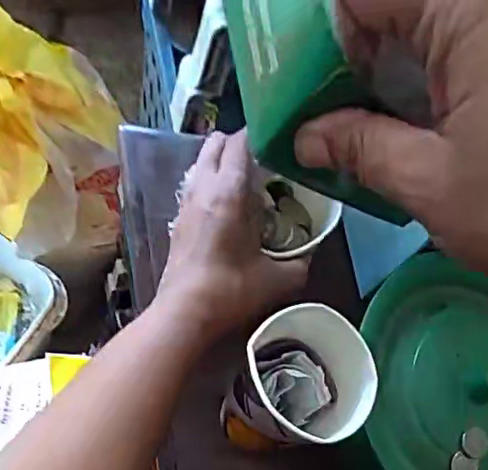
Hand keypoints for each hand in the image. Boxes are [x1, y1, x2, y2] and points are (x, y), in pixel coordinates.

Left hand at [157, 131, 309, 341]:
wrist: (184, 316)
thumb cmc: (230, 293)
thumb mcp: (277, 280)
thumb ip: (300, 262)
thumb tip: (310, 254)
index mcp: (228, 189)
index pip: (243, 139)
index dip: (263, 136)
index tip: (281, 149)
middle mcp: (202, 186)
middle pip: (217, 142)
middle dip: (240, 146)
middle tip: (264, 168)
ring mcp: (185, 203)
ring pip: (202, 163)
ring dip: (222, 166)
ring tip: (246, 190)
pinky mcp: (177, 223)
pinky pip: (195, 188)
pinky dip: (210, 188)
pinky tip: (226, 214)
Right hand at [294, 0, 487, 294]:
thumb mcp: (428, 182)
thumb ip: (361, 146)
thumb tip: (306, 138)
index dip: (331, 39)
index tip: (318, 98)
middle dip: (367, 48)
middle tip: (345, 114)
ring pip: (453, 13)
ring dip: (409, 58)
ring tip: (386, 121)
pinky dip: (452, 64)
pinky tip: (441, 117)